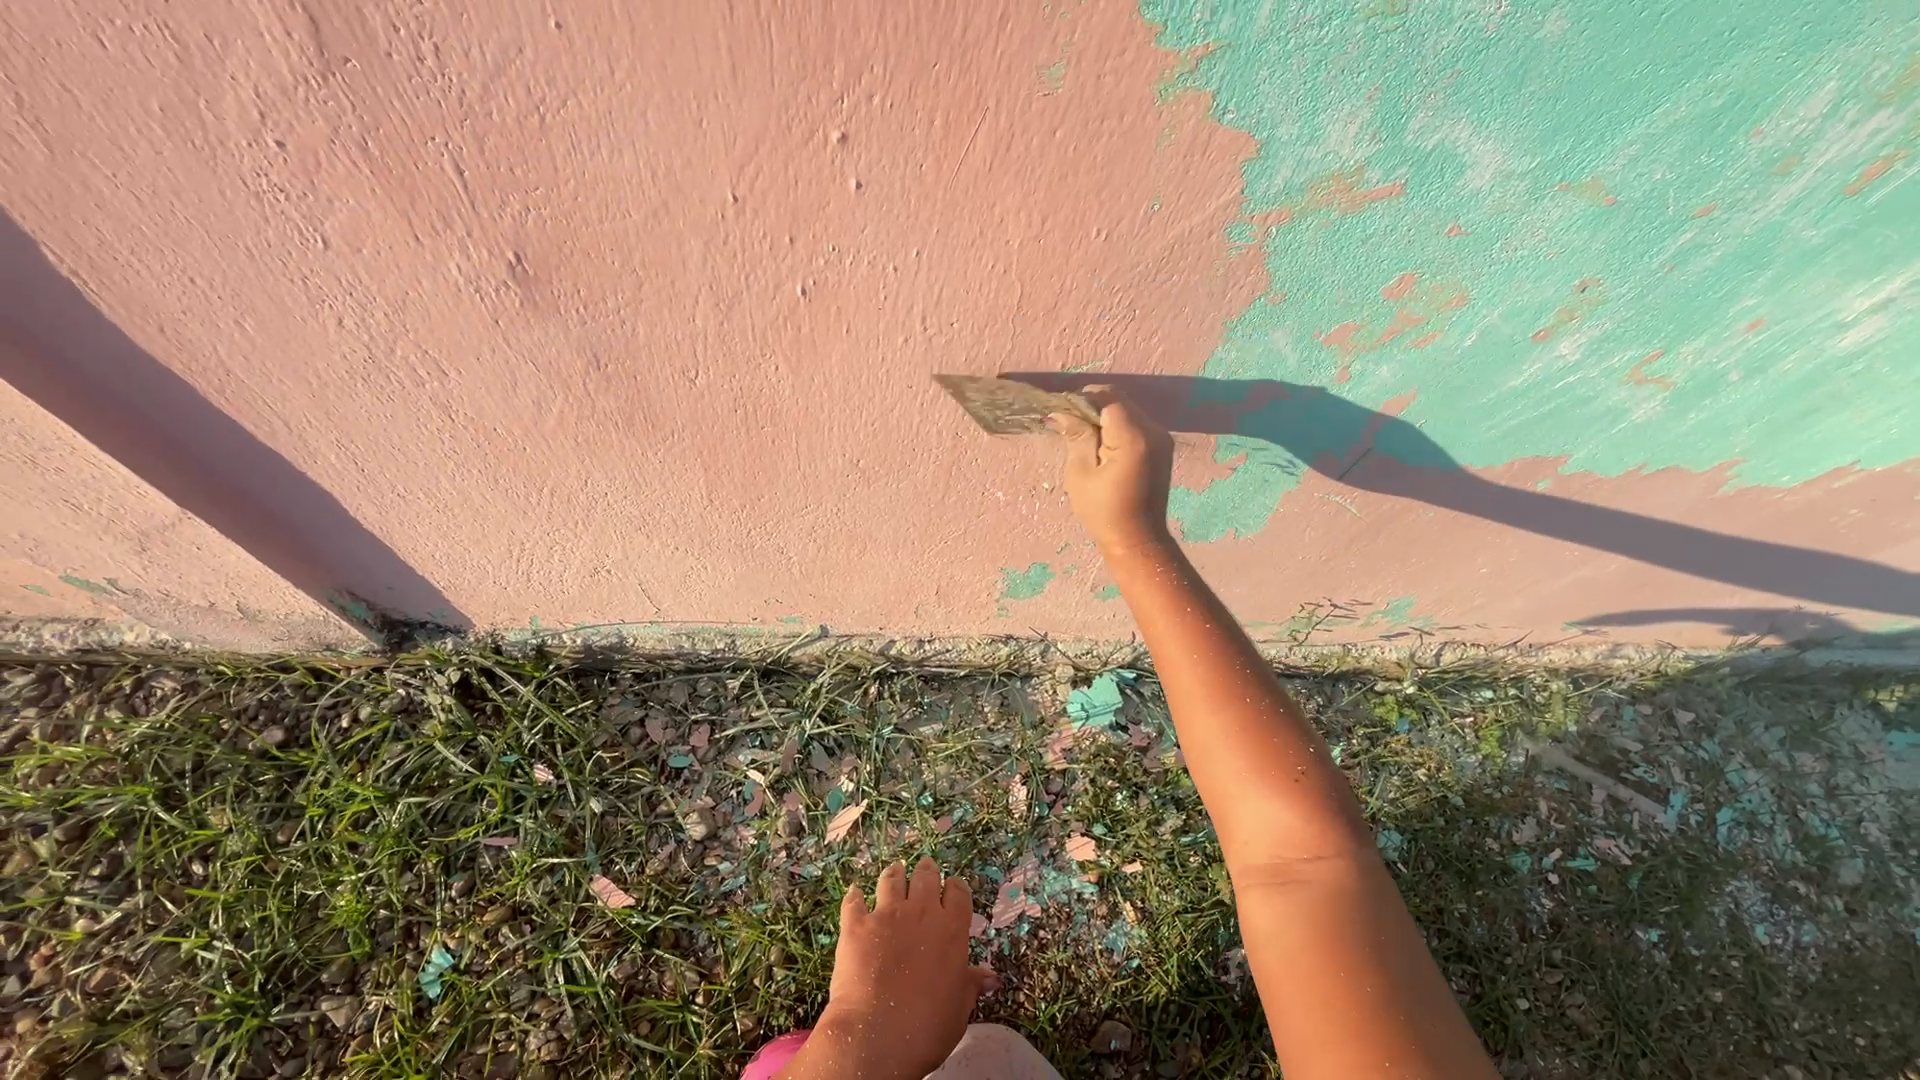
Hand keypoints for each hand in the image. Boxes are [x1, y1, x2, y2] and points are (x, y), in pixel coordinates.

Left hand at [779, 858, 994, 1079]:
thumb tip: (991, 978)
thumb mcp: (959, 1007)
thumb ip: (971, 984)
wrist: (878, 1034)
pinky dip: (855, 895)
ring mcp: (887, 915)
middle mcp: (922, 912)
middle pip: (926, 876)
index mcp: (952, 929)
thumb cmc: (928, 1026)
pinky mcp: (856, 924)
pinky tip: (855, 892)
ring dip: (895, 874)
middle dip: (926, 870)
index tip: (952, 888)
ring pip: (892, 880)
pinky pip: (854, 900)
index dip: (955, 887)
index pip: (958, 893)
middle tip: (925, 867)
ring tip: (895, 870)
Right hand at [1048, 390, 1174, 554]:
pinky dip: (1118, 425)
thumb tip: (1061, 411)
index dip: (1084, 399)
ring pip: (1129, 410)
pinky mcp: (1162, 446)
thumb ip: (1076, 436)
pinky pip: (1137, 423)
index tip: (1063, 410)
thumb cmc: (1103, 511)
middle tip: (1069, 421)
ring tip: (1084, 433)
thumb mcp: (1081, 473)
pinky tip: (1102, 442)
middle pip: (1121, 401)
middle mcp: (1153, 432)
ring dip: (1105, 415)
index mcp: (1133, 439)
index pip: (1109, 399)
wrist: (1137, 539)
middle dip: (1094, 405)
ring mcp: (1162, 438)